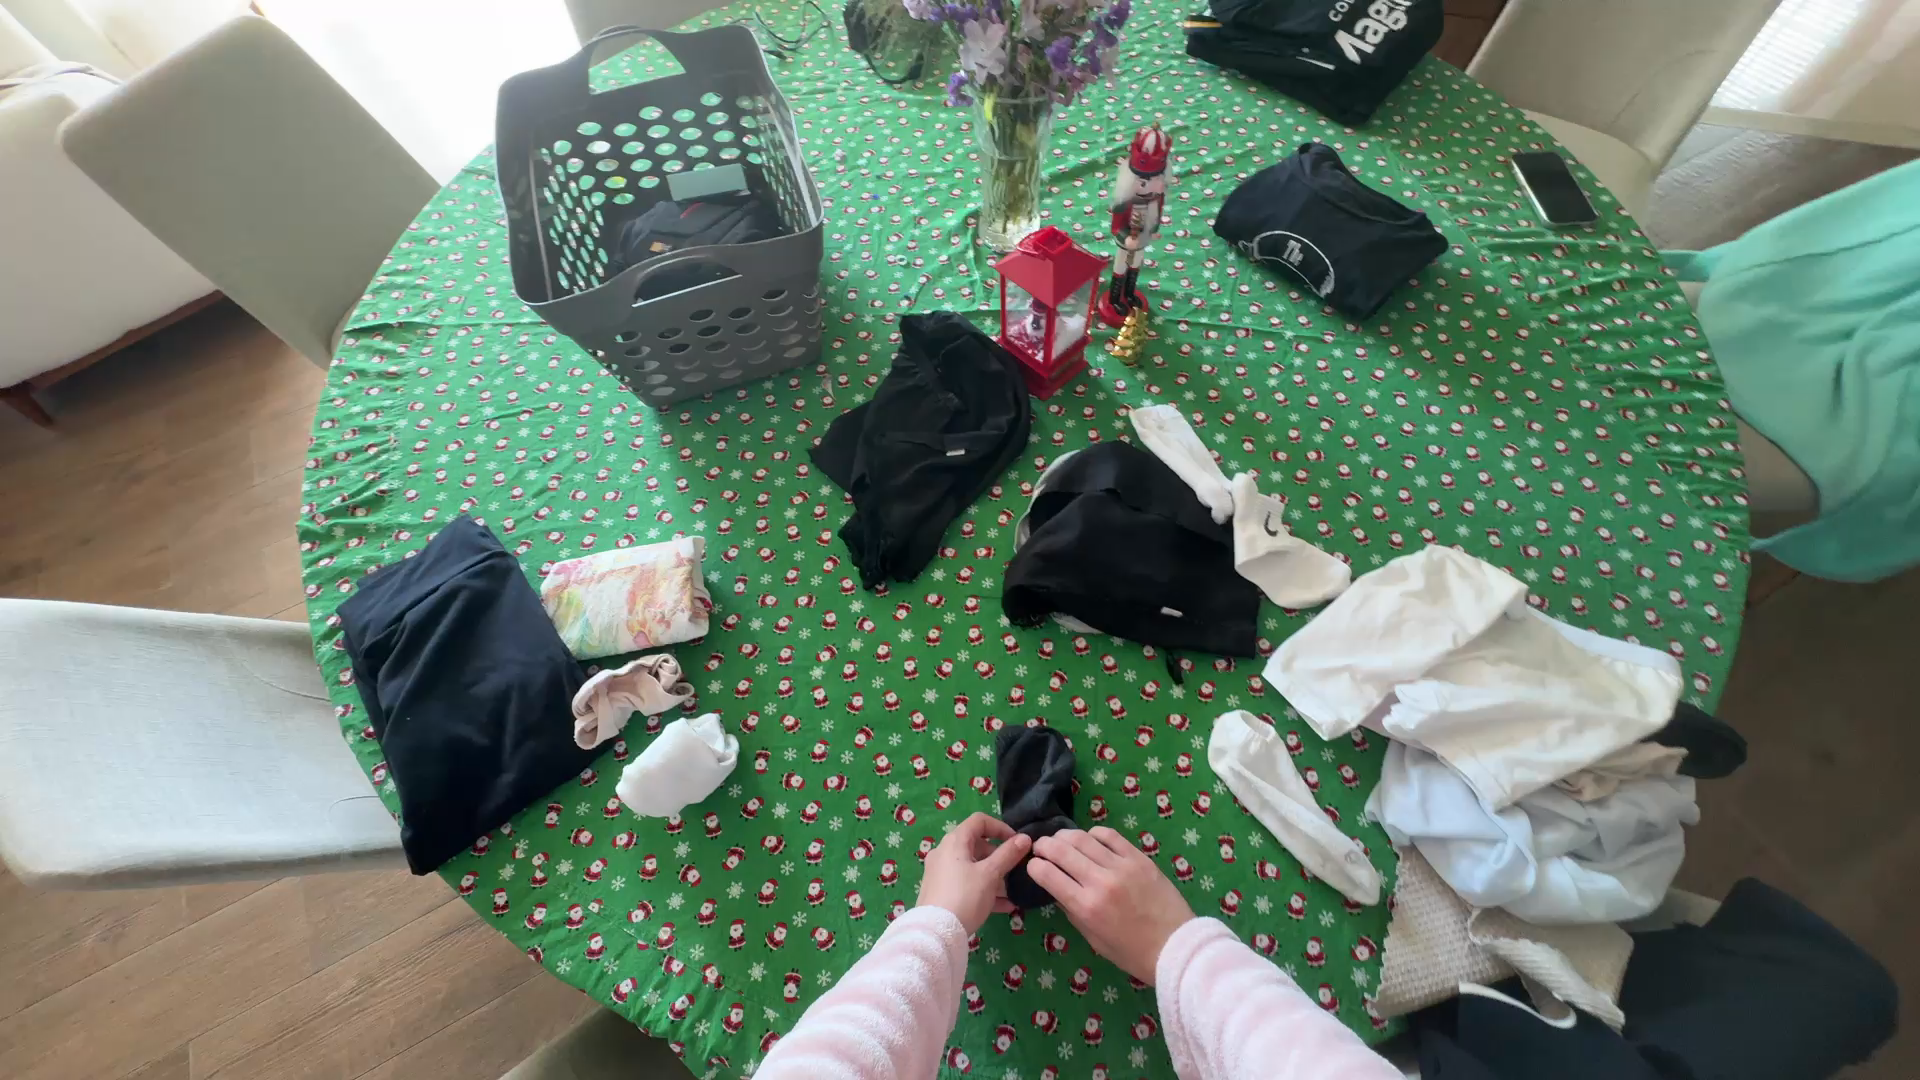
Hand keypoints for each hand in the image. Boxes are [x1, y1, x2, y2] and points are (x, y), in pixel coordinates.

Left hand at [917, 813, 1032, 933]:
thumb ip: (1008, 854)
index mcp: (955, 841)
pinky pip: (966, 884)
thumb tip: (1025, 838)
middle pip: (976, 845)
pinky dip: (983, 889)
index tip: (1017, 843)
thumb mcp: (990, 874)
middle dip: (999, 857)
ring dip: (994, 876)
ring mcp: (940, 873)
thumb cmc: (965, 896)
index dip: (1001, 827)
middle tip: (1014, 870)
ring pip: (972, 867)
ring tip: (1011, 892)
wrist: (935, 934)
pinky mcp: (940, 892)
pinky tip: (1003, 906)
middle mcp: (944, 852)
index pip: (979, 821)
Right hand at [1027, 827, 1194, 984]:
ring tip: (1059, 839)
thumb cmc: (1133, 953)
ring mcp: (1120, 866)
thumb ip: (1073, 912)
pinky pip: (1109, 836)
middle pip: (1061, 850)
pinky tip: (1089, 838)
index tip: (1033, 866)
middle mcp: (1099, 882)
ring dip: (1064, 835)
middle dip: (1044, 845)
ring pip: (1083, 838)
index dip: (1034, 867)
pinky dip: (1094, 833)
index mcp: (1086, 907)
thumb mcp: (1094, 940)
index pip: (1048, 875)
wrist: (1177, 948)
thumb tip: (1059, 890)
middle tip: (1040, 846)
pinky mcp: (1138, 857)